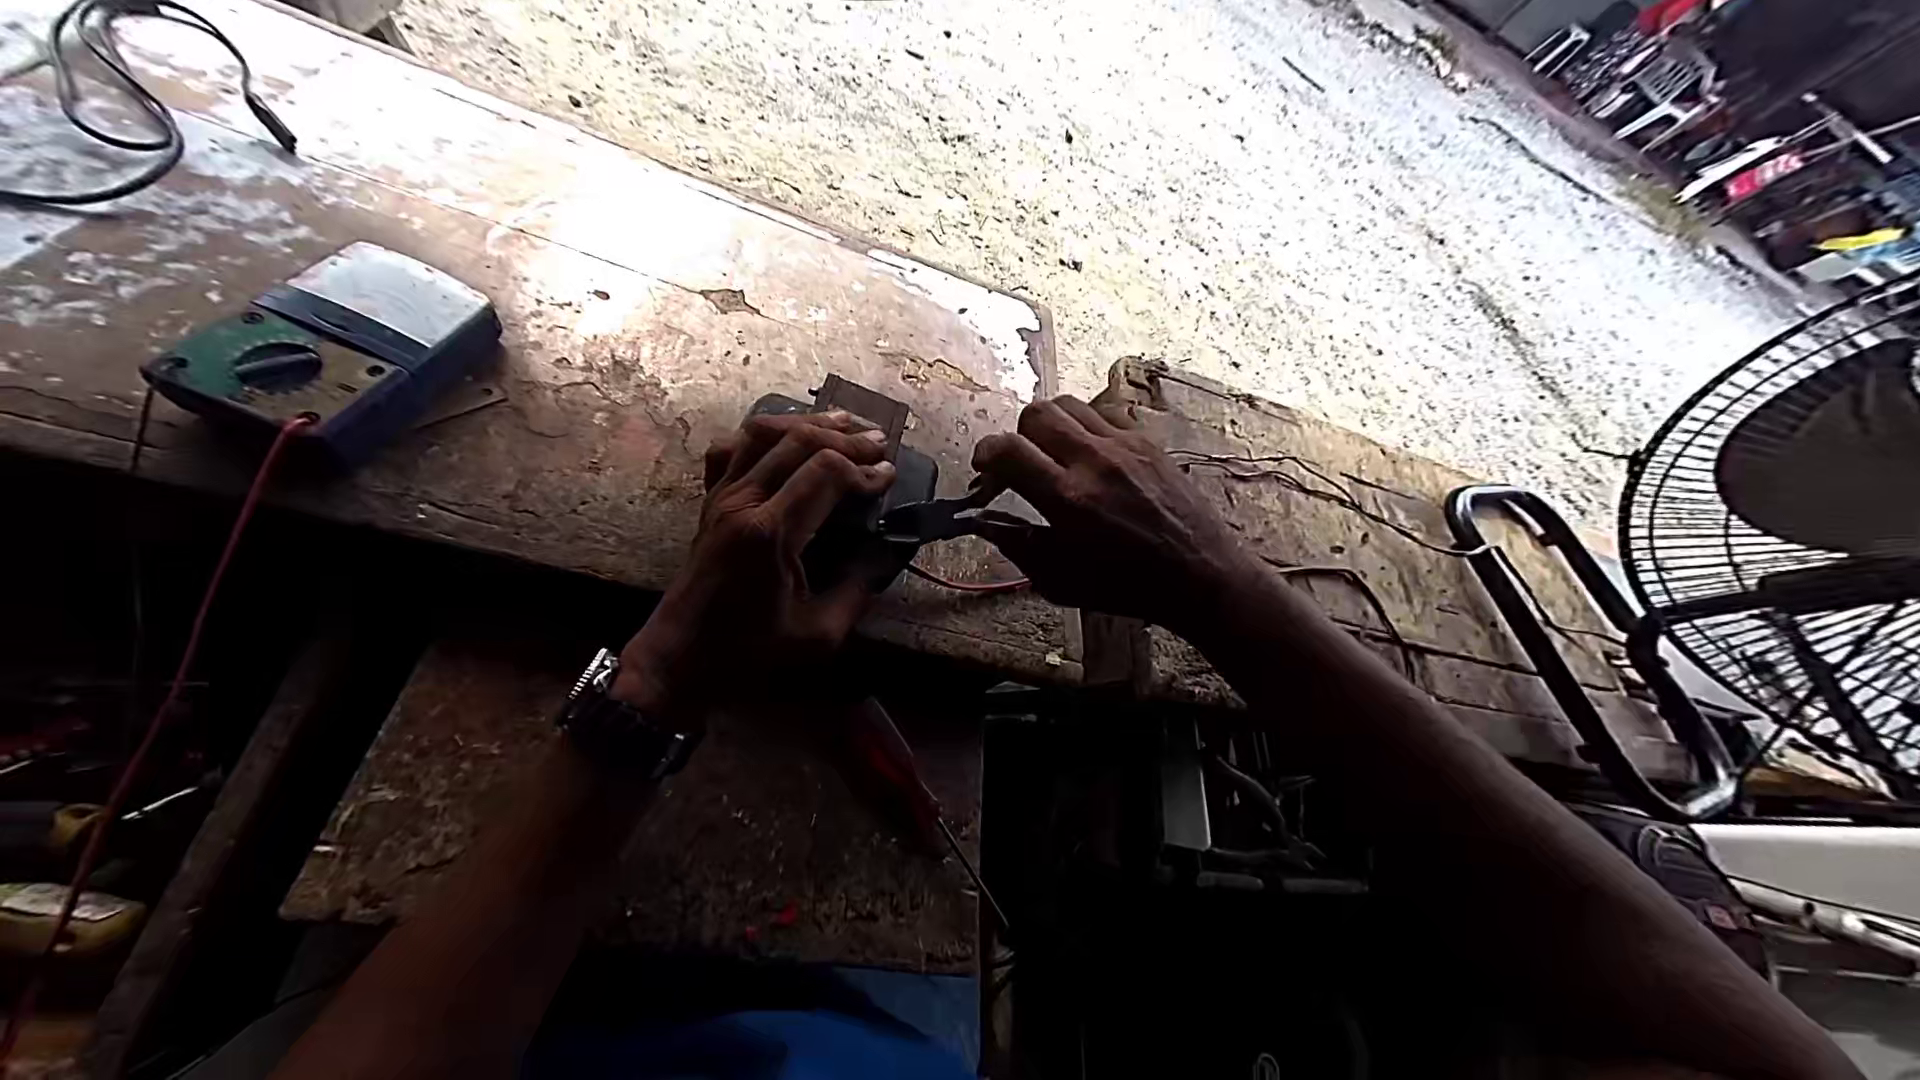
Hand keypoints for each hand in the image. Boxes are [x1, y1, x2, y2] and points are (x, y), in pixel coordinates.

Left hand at [613, 411, 896, 726]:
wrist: (679, 662)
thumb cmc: (749, 655)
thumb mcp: (819, 633)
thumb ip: (860, 586)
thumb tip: (891, 549)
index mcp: (768, 533)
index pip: (825, 473)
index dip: (864, 470)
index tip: (890, 477)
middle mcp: (741, 502)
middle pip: (796, 441)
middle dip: (845, 437)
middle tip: (879, 443)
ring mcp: (719, 498)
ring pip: (761, 433)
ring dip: (807, 423)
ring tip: (844, 422)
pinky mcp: (709, 503)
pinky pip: (731, 449)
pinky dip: (762, 434)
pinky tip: (784, 437)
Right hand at [971, 395, 1259, 632]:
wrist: (1198, 575)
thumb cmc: (1125, 586)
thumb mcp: (1060, 578)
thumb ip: (1016, 543)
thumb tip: (981, 522)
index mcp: (1067, 498)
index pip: (1009, 449)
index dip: (986, 452)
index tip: (984, 468)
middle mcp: (1093, 461)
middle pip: (1037, 413)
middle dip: (1017, 434)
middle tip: (1020, 463)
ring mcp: (1124, 445)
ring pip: (1069, 405)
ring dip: (1050, 425)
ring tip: (1052, 453)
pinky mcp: (1147, 442)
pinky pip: (1105, 412)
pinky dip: (1086, 425)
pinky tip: (1089, 451)